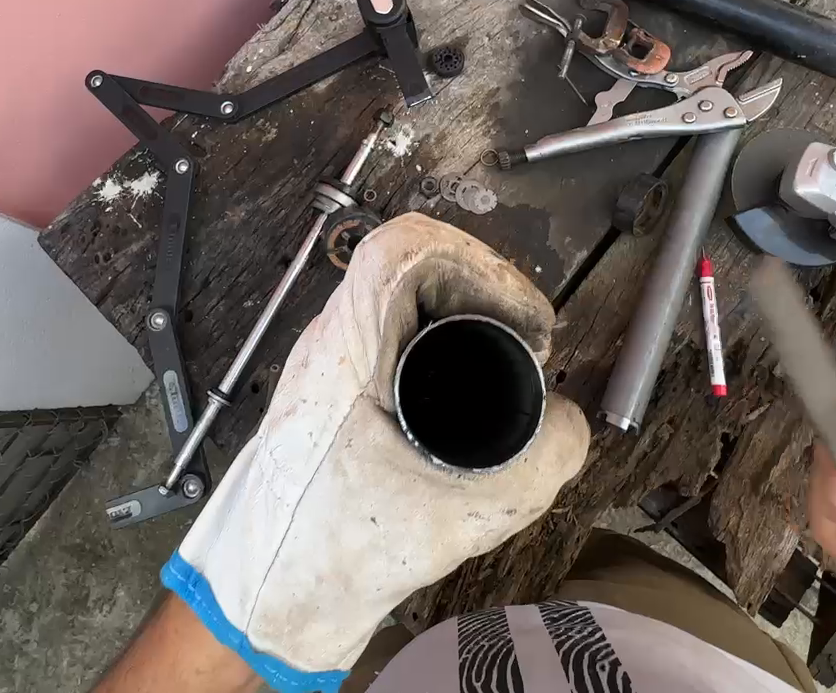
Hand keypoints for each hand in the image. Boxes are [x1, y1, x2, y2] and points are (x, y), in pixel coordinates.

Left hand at [164, 213, 588, 692]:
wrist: (269, 588)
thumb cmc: (347, 547)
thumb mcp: (465, 513)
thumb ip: (539, 460)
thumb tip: (567, 416)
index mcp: (350, 345)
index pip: (407, 247)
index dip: (484, 264)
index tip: (527, 322)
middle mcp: (334, 332)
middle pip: (414, 261)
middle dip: (486, 287)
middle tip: (527, 339)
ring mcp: (329, 351)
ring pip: (404, 290)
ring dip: (464, 306)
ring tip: (507, 350)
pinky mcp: (334, 374)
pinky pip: (394, 322)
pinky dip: (441, 331)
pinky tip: (467, 376)